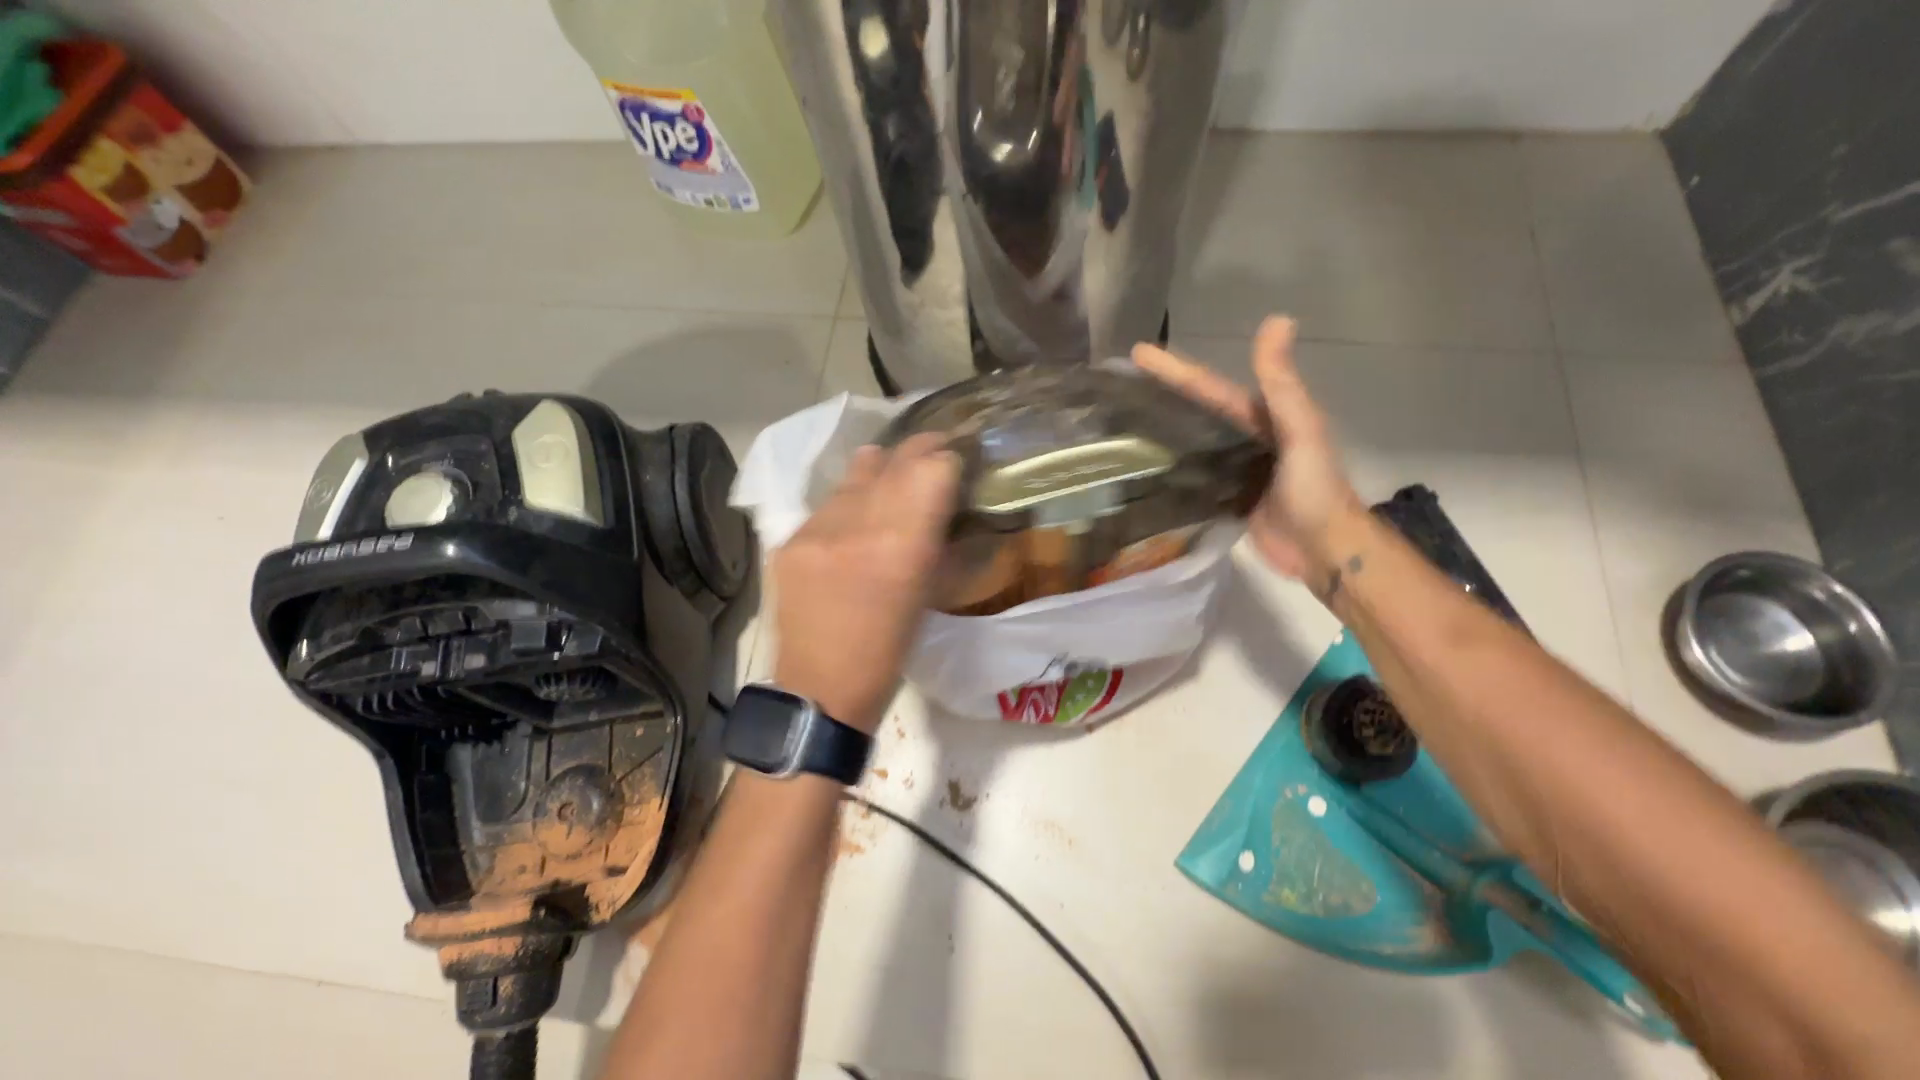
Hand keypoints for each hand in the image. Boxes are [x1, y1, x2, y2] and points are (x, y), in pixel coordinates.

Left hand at [768, 434, 959, 733]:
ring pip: (857, 472)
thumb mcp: (929, 595)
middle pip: (895, 459)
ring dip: (882, 470)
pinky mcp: (788, 540)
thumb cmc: (889, 653)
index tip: (958, 461)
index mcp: (902, 547)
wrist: (818, 690)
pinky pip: (827, 503)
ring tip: (893, 476)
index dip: (949, 459)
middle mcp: (857, 527)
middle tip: (936, 450)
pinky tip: (854, 522)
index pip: (932, 468)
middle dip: (920, 450)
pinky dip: (848, 503)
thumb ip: (937, 541)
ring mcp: (816, 530)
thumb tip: (947, 501)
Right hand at [1132, 315, 1363, 583]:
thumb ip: (1282, 384)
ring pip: (1193, 441)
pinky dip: (1172, 468)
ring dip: (1163, 429)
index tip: (1138, 353)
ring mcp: (1237, 470)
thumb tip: (1278, 318)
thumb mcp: (1301, 432)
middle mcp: (1247, 438)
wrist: (1325, 552)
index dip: (1176, 370)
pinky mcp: (1229, 500)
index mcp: (1264, 417)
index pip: (1210, 388)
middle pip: (1198, 410)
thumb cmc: (1316, 490)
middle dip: (1163, 394)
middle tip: (1120, 383)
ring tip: (1121, 420)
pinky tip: (1144, 466)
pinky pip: (1194, 477)